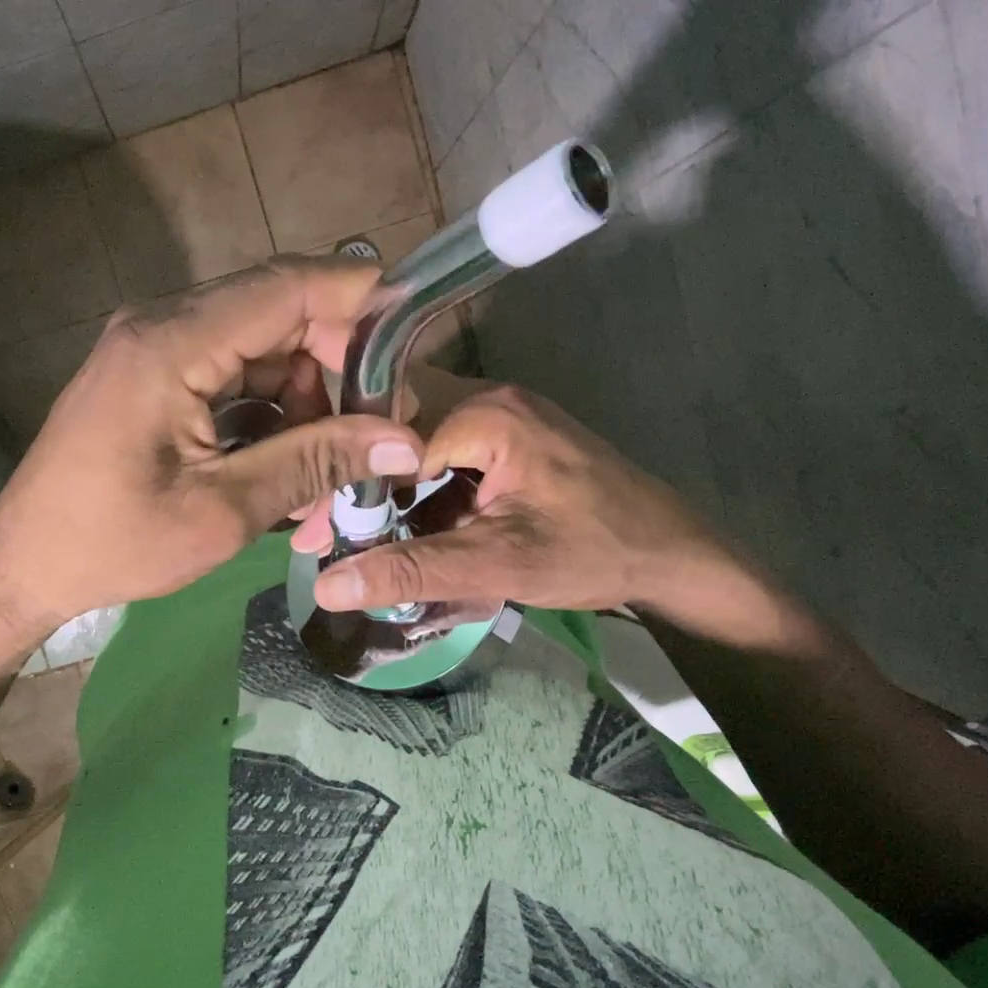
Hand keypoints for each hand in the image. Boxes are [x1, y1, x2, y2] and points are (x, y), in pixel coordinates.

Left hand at [0, 258, 425, 638]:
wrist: (25, 566)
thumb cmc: (114, 544)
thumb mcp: (223, 511)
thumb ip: (314, 462)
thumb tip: (405, 441)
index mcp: (172, 344)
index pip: (290, 285)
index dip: (362, 301)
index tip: (416, 344)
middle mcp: (161, 325)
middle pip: (281, 312)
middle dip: (340, 367)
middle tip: (377, 435)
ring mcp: (154, 348)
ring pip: (262, 347)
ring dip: (307, 401)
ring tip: (331, 475)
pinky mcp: (153, 376)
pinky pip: (231, 374)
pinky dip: (270, 414)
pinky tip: (291, 470)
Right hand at [311, 385, 731, 614]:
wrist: (677, 557)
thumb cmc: (595, 554)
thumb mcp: (499, 566)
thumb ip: (413, 570)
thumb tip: (327, 587)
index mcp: (487, 416)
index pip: (386, 441)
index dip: (343, 490)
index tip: (310, 536)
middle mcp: (490, 399)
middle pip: (395, 431)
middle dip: (356, 485)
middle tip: (319, 534)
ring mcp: (503, 417)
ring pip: (416, 442)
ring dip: (384, 489)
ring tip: (352, 536)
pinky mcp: (510, 440)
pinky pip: (444, 454)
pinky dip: (417, 491)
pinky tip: (402, 529)